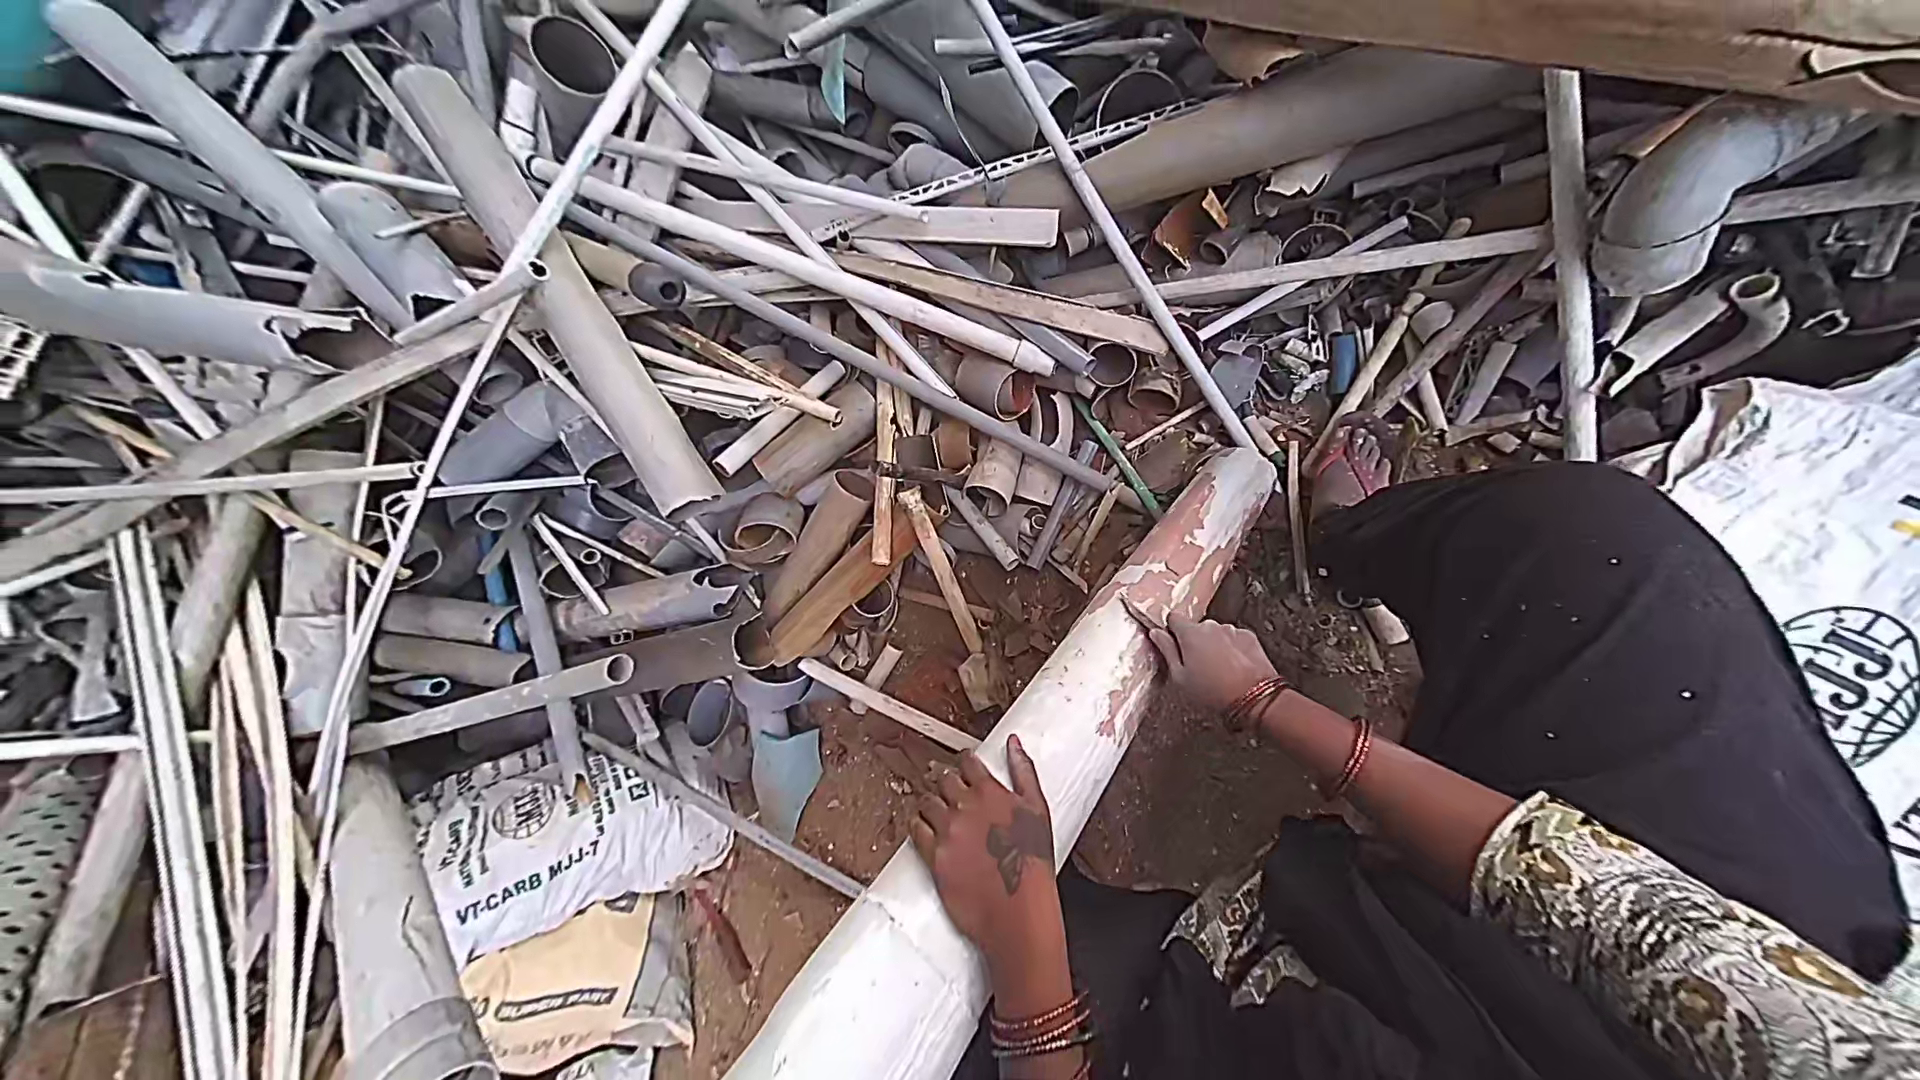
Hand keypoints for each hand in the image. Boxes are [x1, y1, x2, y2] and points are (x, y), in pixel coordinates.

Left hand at [911, 736, 1062, 974]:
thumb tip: (1013, 743)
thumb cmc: (1033, 865)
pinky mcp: (934, 857)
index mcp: (990, 792)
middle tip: (950, 791)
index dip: (965, 762)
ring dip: (930, 802)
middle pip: (944, 780)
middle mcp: (965, 807)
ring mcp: (948, 831)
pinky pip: (915, 830)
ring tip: (937, 809)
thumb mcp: (1038, 810)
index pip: (967, 762)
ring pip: (927, 802)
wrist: (1020, 915)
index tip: (965, 767)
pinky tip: (923, 828)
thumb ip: (1024, 771)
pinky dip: (917, 825)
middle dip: (947, 783)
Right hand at [1146, 612, 1278, 714]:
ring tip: (1217, 670)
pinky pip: (1233, 639)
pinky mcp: (1249, 637)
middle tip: (1196, 666)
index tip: (1174, 645)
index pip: (1173, 618)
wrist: (1256, 698)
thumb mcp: (1180, 677)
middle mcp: (1211, 626)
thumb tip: (1156, 634)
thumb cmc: (1215, 691)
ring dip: (1214, 645)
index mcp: (1190, 633)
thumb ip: (1166, 650)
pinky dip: (1232, 649)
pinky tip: (1233, 667)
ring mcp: (1232, 630)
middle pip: (1196, 628)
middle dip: (1194, 642)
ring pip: (1215, 633)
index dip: (1172, 631)